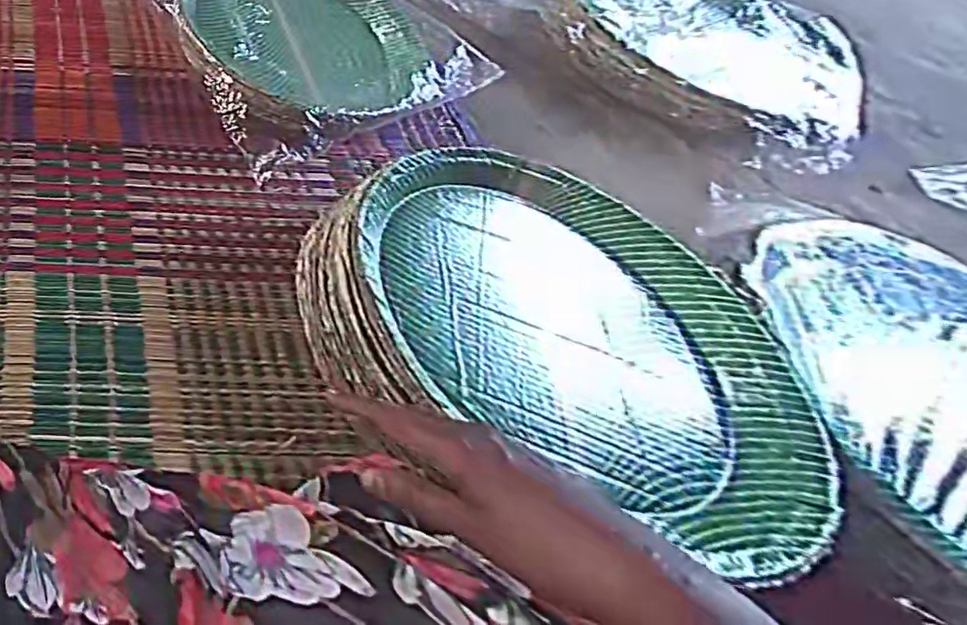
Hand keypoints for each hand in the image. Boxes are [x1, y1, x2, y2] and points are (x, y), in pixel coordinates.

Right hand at [329, 393, 714, 624]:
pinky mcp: (529, 460)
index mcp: (463, 449)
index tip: (331, 393)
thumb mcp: (471, 529)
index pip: (397, 419)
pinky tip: (449, 459)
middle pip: (420, 418)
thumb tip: (369, 472)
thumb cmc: (547, 553)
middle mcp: (483, 437)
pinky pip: (470, 439)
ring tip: (393, 432)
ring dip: (415, 427)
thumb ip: (418, 496)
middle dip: (385, 413)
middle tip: (354, 410)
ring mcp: (510, 446)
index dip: (360, 406)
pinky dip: (444, 441)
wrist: (635, 572)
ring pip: (446, 429)